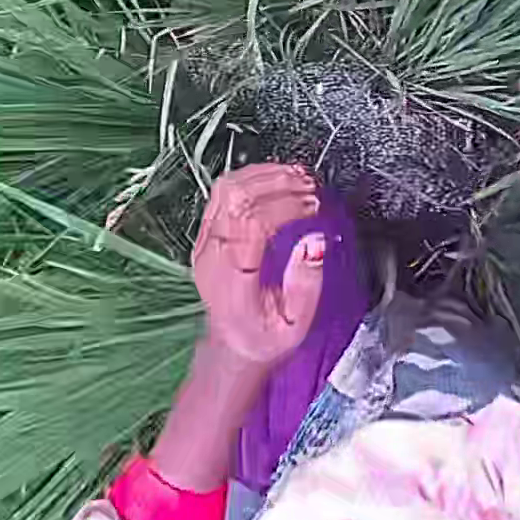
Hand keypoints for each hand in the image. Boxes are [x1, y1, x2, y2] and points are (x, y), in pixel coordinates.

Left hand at [191, 163, 325, 369]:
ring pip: (228, 188)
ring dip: (267, 175)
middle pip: (237, 198)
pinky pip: (223, 190)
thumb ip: (306, 285)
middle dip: (280, 184)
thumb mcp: (295, 325)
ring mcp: (205, 240)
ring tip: (299, 177)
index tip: (314, 205)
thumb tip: (314, 241)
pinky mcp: (207, 230)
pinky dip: (253, 176)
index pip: (252, 223)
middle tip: (311, 186)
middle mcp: (212, 255)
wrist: (232, 344)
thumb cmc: (263, 336)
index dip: (287, 206)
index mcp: (231, 280)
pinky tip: (277, 177)